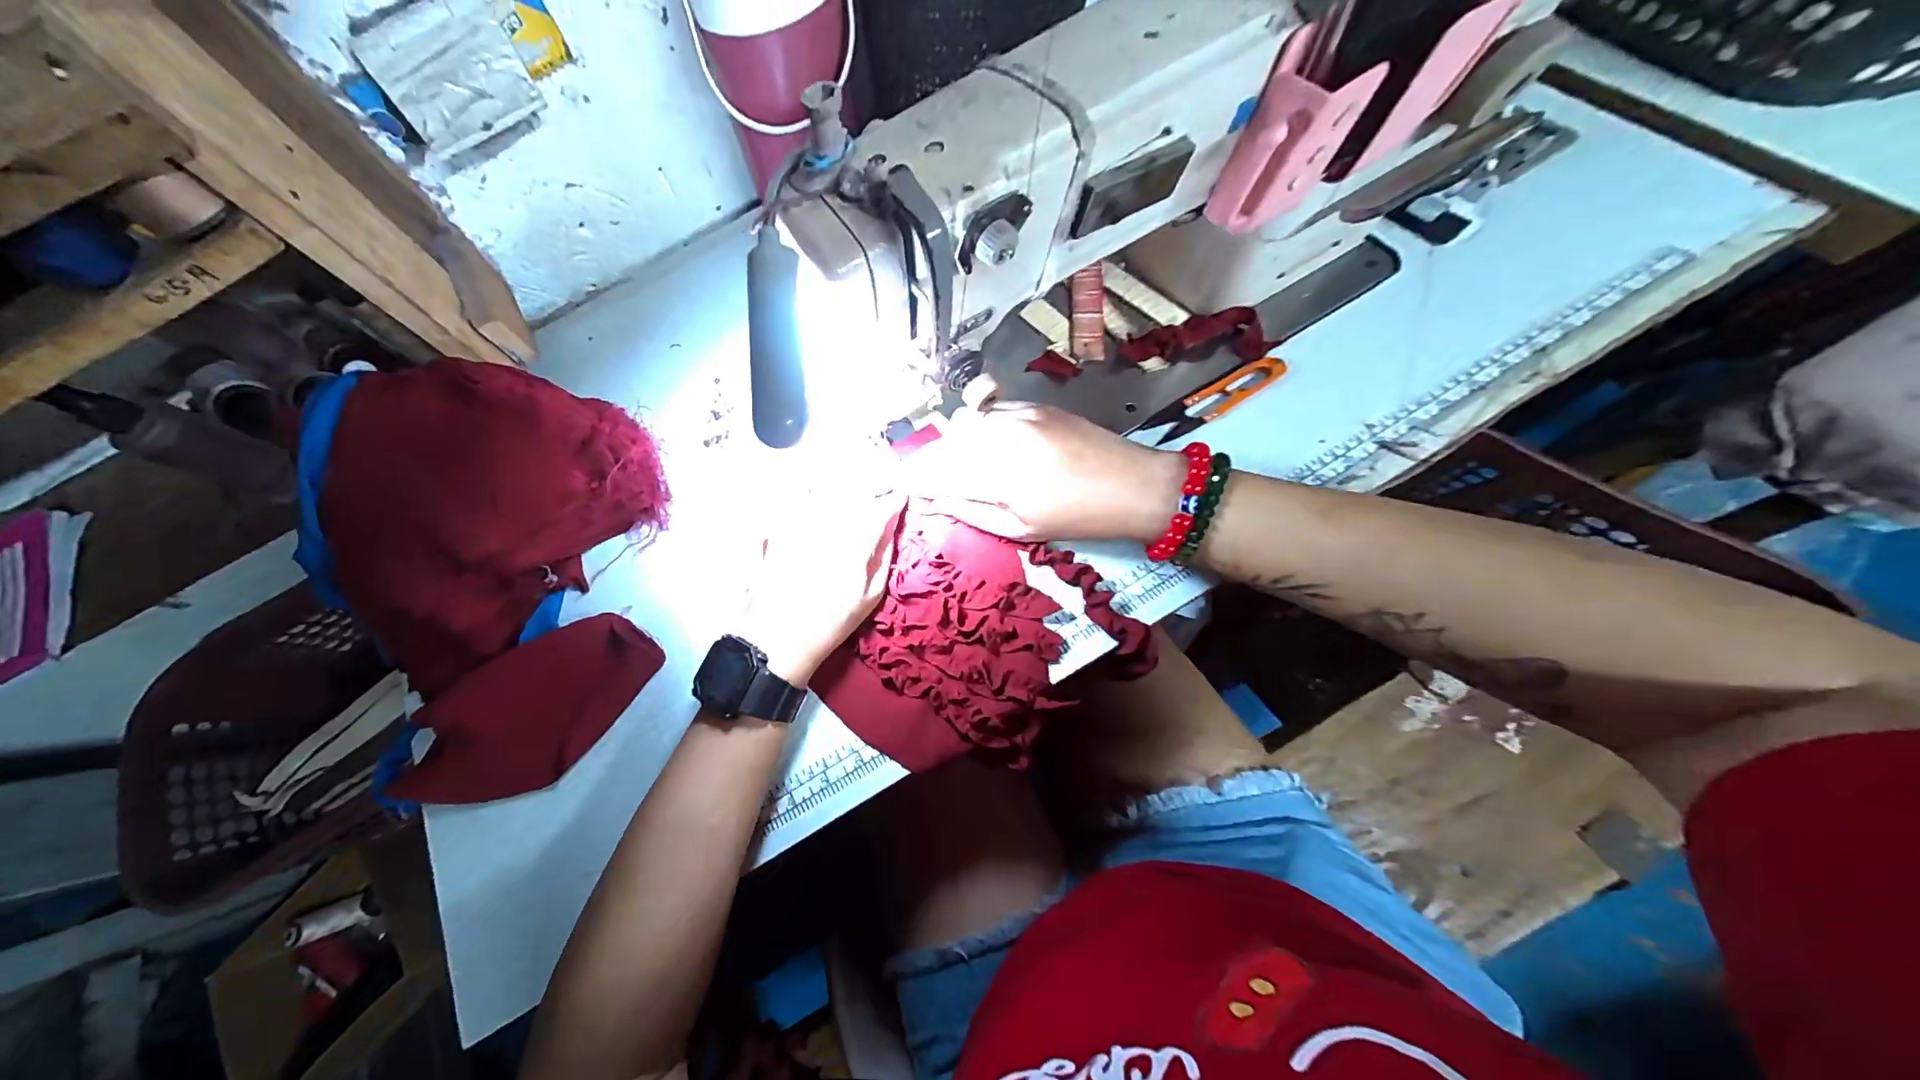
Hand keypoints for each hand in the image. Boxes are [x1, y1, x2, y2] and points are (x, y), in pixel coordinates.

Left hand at [738, 486, 905, 686]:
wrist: (780, 637)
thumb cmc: (831, 623)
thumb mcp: (870, 596)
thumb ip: (884, 555)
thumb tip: (892, 525)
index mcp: (855, 550)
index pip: (879, 510)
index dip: (893, 500)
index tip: (900, 496)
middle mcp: (828, 531)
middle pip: (854, 491)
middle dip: (872, 485)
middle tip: (882, 487)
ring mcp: (800, 528)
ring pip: (828, 489)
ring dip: (845, 485)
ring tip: (855, 489)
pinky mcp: (779, 528)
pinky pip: (799, 497)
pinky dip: (813, 491)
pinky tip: (820, 493)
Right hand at [904, 402, 1180, 541]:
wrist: (1134, 483)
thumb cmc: (1079, 517)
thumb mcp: (1020, 528)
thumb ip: (970, 511)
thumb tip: (934, 501)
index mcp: (995, 472)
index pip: (935, 470)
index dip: (915, 480)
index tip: (906, 488)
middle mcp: (1000, 436)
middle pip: (944, 442)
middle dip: (928, 461)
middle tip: (925, 479)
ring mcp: (1018, 415)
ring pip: (964, 422)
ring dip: (950, 442)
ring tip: (954, 463)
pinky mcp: (1033, 406)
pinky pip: (990, 411)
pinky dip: (977, 425)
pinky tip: (982, 442)